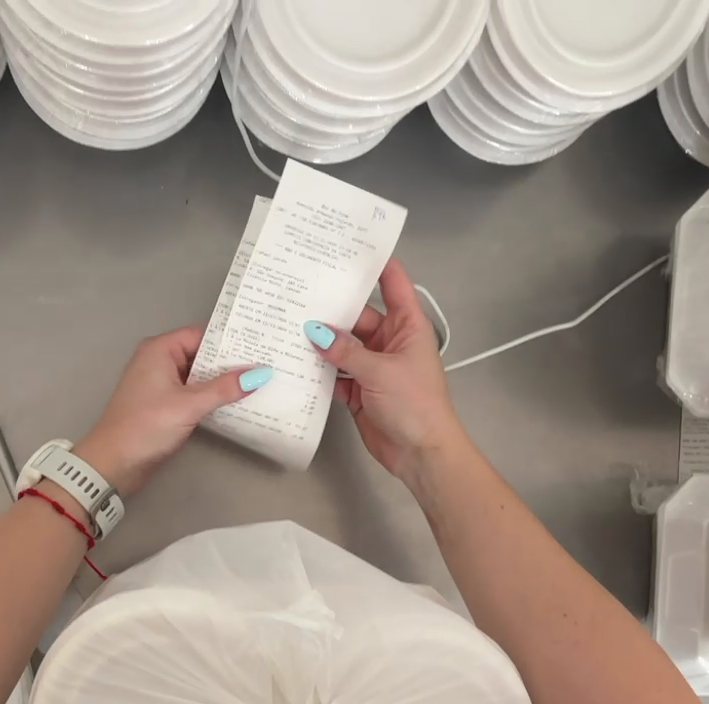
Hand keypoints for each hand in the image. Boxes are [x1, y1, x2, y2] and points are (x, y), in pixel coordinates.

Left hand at [75, 326, 270, 495]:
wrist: (114, 463)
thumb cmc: (146, 425)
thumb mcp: (189, 404)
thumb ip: (224, 388)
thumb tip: (260, 374)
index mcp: (160, 350)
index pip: (201, 335)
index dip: (230, 340)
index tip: (260, 344)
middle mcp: (159, 361)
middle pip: (202, 355)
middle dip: (230, 363)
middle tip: (267, 364)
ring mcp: (160, 385)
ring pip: (198, 377)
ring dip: (222, 382)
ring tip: (259, 382)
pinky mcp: (163, 406)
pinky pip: (193, 394)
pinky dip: (211, 398)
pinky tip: (236, 403)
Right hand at [309, 260, 470, 486]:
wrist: (421, 453)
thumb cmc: (414, 404)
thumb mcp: (380, 371)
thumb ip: (345, 351)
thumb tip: (314, 331)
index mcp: (407, 326)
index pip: (393, 284)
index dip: (375, 263)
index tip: (349, 245)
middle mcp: (389, 342)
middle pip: (357, 318)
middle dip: (331, 310)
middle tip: (298, 294)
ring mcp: (373, 368)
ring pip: (342, 348)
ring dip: (320, 344)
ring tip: (287, 327)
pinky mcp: (359, 392)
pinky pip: (335, 376)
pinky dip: (319, 373)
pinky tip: (295, 364)